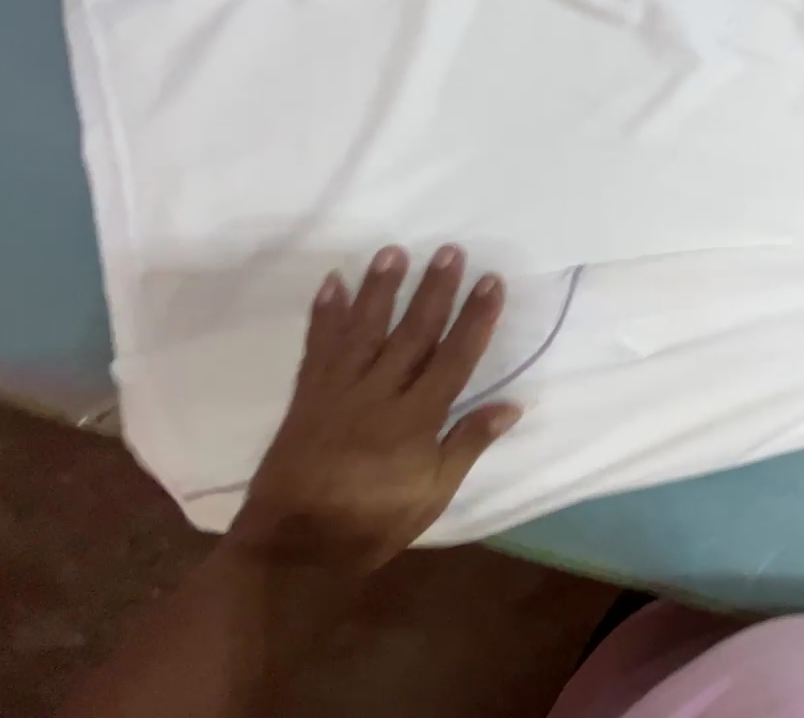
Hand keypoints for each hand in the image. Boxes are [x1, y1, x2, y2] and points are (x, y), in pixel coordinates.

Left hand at [226, 245, 520, 574]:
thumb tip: (512, 404)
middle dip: (434, 290)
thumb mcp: (433, 493)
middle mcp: (376, 396)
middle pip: (411, 334)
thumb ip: (468, 443)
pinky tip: (332, 284)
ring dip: (380, 289)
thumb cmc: (373, 522)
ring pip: (363, 331)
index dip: (475, 318)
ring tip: (392, 252)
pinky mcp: (307, 398)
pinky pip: (317, 349)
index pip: (453, 358)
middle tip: (449, 251)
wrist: (291, 551)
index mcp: (413, 420)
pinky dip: (323, 315)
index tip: (490, 282)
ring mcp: (336, 394)